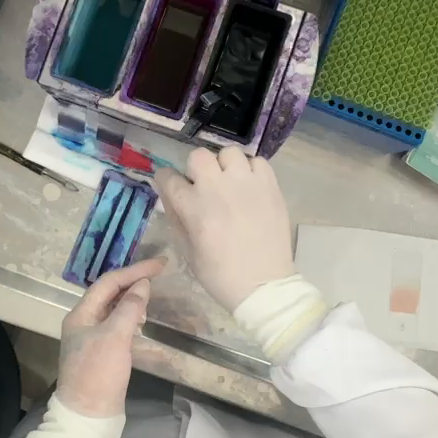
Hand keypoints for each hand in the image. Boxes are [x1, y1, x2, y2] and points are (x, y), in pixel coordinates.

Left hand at [55, 258, 163, 417]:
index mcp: (81, 314)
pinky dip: (131, 317)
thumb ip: (129, 308)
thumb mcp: (115, 337)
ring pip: (113, 309)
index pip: (108, 282)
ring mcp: (91, 339)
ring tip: (152, 293)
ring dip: (132, 298)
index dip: (134, 270)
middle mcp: (83, 322)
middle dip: (133, 281)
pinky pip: (117, 325)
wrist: (88, 418)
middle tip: (159, 273)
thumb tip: (142, 285)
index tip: (160, 264)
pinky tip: (143, 320)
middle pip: (109, 293)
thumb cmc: (98, 374)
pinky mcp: (101, 354)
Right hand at [153, 147, 295, 311]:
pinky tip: (250, 188)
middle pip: (198, 156)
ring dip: (225, 166)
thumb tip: (168, 193)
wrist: (264, 285)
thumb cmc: (220, 274)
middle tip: (204, 186)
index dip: (166, 180)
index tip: (171, 186)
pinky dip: (251, 170)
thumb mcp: (187, 250)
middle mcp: (218, 189)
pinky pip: (258, 161)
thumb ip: (175, 217)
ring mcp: (247, 184)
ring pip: (229, 153)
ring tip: (230, 183)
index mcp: (194, 208)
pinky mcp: (270, 186)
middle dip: (196, 169)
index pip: (168, 177)